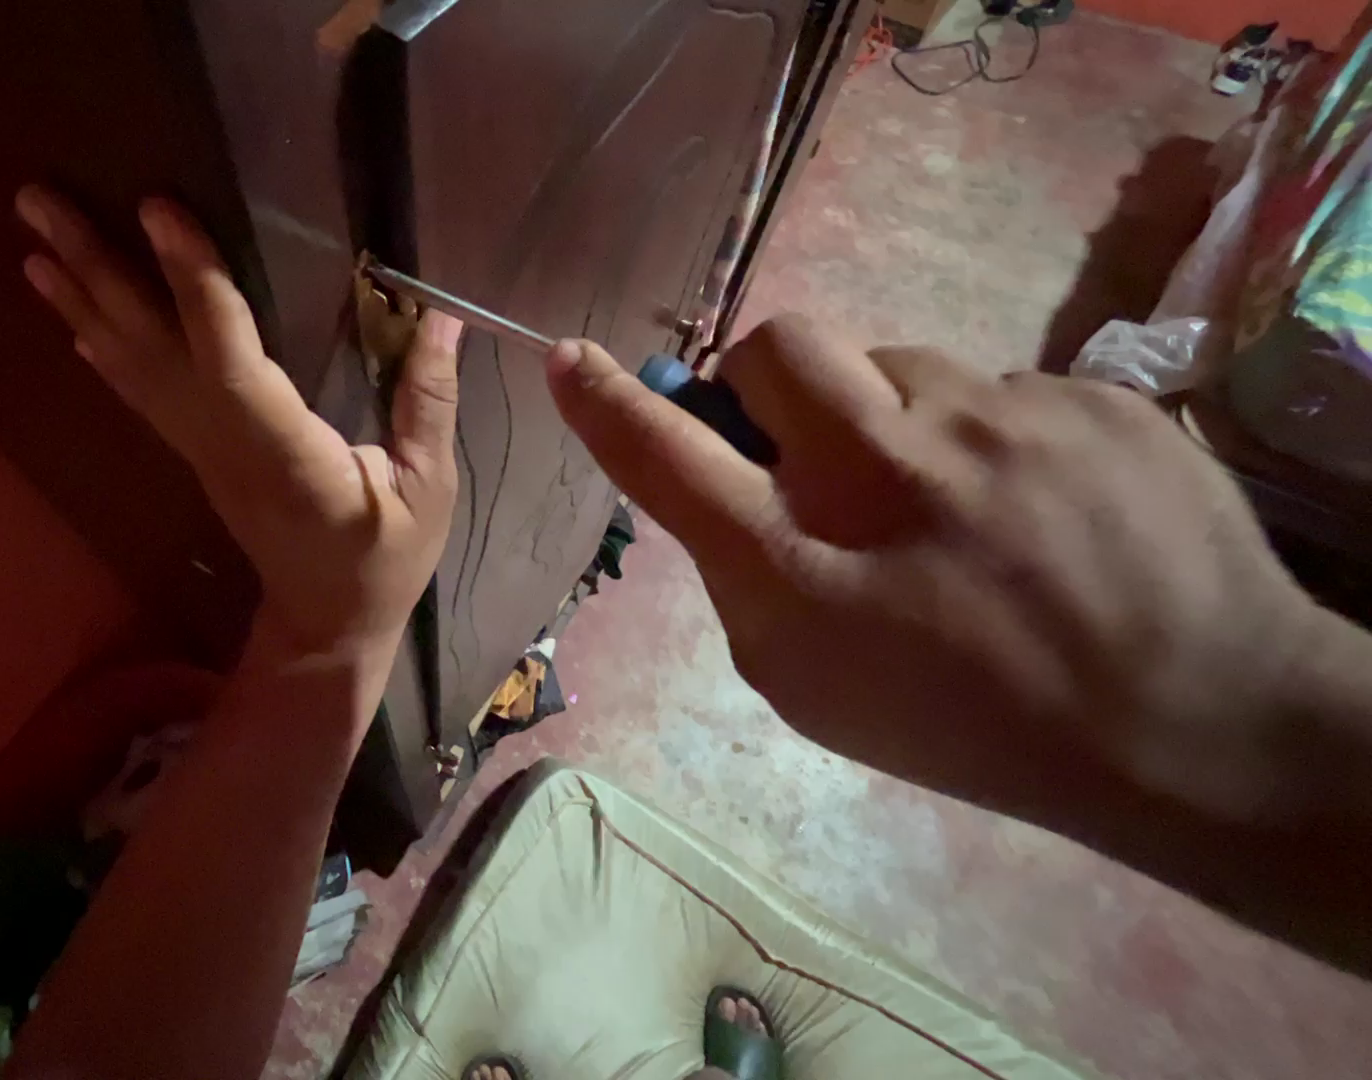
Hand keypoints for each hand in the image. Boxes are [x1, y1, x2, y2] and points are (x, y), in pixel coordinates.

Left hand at [16, 186, 461, 663]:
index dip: (199, 289)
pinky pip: (144, 398)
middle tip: (38, 201)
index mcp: (291, 458)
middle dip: (101, 276)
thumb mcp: (428, 490)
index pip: (233, 365)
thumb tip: (441, 316)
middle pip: (158, 357)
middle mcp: (230, 451)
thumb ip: (430, 404)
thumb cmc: (383, 561)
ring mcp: (205, 456)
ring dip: (85, 304)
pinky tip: (73, 317)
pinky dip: (106, 352)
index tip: (159, 211)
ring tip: (34, 242)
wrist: (325, 622)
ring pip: (137, 372)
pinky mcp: (201, 459)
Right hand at [544, 316, 1338, 823]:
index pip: (670, 460)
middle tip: (805, 446)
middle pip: (780, 347)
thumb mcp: (799, 674)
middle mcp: (885, 470)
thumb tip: (725, 483)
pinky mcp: (1094, 400)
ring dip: (881, 416)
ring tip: (937, 495)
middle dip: (764, 382)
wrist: (1195, 728)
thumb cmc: (955, 718)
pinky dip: (972, 434)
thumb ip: (738, 571)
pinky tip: (1021, 502)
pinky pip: (987, 386)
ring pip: (893, 364)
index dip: (608, 406)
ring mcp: (1002, 420)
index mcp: (800, 562)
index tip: (567, 358)